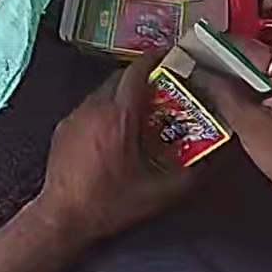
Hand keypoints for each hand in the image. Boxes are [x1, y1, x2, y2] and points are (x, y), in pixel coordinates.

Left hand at [27, 52, 196, 244]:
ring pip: (103, 91)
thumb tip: (209, 158)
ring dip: (123, 94)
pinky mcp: (63, 127)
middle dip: (142, 77)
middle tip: (163, 88)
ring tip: (141, 110)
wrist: (62, 216)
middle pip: (121, 77)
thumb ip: (189, 173)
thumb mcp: (158, 192)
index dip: (155, 59)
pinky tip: (115, 130)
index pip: (137, 71)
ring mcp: (75, 115)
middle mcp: (94, 107)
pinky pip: (89, 107)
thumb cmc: (110, 202)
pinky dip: (105, 109)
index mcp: (118, 115)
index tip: (169, 55)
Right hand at [192, 39, 271, 208]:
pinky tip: (227, 94)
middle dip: (228, 60)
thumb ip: (225, 95)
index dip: (226, 46)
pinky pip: (266, 85)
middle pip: (258, 58)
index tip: (201, 44)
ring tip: (208, 75)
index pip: (255, 50)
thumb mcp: (250, 126)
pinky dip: (246, 87)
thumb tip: (203, 75)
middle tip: (199, 60)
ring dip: (236, 74)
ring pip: (260, 72)